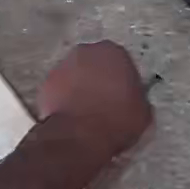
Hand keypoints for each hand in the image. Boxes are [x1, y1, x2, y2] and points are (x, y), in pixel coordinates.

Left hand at [32, 41, 152, 176]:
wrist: (80, 136)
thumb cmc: (113, 121)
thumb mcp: (142, 112)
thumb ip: (139, 97)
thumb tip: (137, 102)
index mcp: (115, 52)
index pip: (122, 60)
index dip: (123, 79)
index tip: (124, 93)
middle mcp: (87, 52)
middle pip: (95, 62)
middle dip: (99, 78)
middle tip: (106, 100)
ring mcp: (64, 66)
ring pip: (76, 73)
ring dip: (81, 86)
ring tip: (88, 110)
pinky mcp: (47, 82)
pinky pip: (59, 88)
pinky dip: (64, 98)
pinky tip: (73, 115)